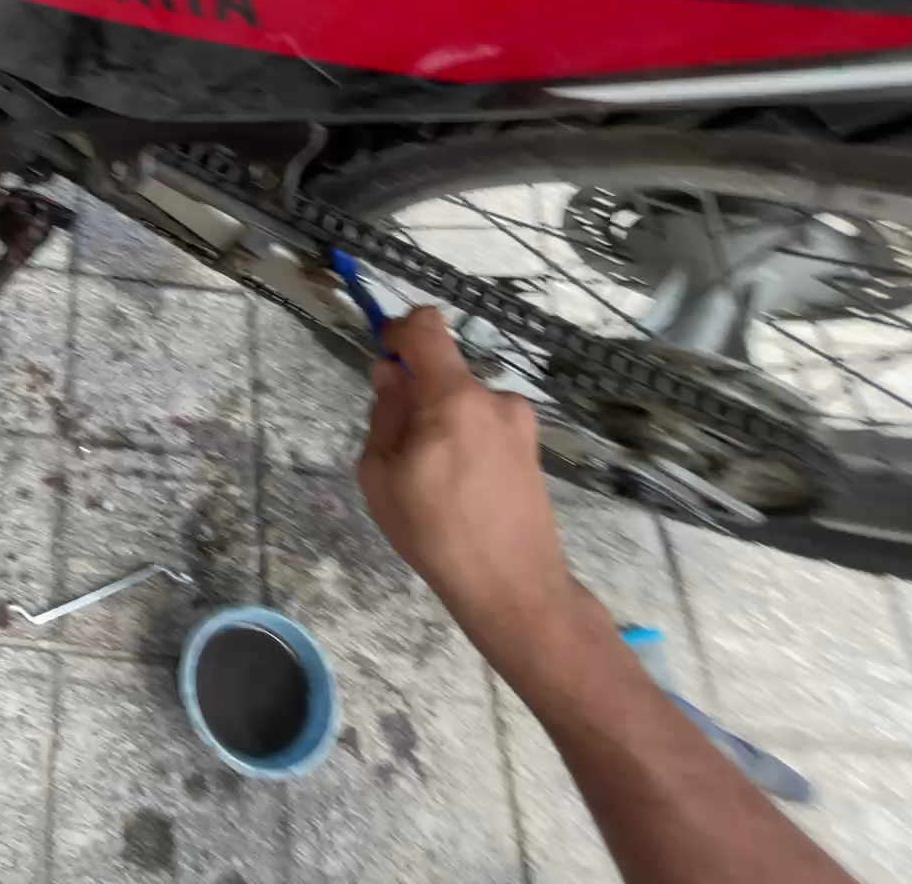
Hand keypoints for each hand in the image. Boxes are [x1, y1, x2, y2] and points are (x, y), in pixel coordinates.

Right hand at [357, 307, 578, 632]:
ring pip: (460, 400)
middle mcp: (494, 399)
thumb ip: (385, 413)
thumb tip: (390, 375)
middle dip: (412, 393)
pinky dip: (459, 436)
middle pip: (441, 371)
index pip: (428, 328)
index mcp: (454, 398)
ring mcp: (520, 422)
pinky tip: (454, 484)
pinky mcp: (531, 446)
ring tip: (426, 474)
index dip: (398, 329)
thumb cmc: (432, 528)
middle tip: (395, 445)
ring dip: (436, 418)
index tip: (381, 354)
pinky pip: (481, 422)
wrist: (512, 584)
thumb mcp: (380, 471)